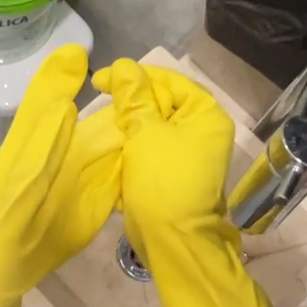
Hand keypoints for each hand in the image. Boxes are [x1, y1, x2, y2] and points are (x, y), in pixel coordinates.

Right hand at [92, 60, 301, 306]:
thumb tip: (123, 66)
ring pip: (155, 125)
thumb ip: (134, 97)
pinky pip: (153, 147)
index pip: (170, 80)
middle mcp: (204, 130)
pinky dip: (134, 145)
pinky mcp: (175, 171)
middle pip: (163, 101)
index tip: (101, 81)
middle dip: (132, 102)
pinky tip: (114, 146)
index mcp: (206, 115)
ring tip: (105, 124)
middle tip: (102, 104)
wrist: (172, 239)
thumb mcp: (145, 133)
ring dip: (130, 124)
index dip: (135, 77)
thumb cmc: (163, 182)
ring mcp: (191, 153)